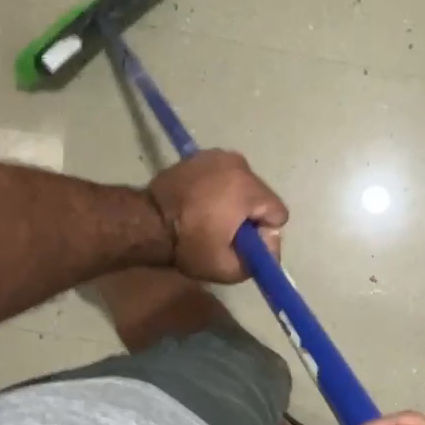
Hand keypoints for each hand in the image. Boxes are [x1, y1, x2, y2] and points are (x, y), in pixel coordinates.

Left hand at [147, 150, 287, 282]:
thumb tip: (266, 252)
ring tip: (213, 221)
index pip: (278, 214)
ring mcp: (217, 155)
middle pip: (261, 198)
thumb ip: (258, 262)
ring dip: (235, 204)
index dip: (266, 236)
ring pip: (243, 186)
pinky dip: (219, 192)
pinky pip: (223, 177)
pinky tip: (203, 207)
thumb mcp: (228, 268)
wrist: (146, 221)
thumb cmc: (189, 244)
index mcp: (249, 188)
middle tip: (228, 236)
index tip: (245, 246)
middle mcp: (239, 164)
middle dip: (250, 218)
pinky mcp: (200, 156)